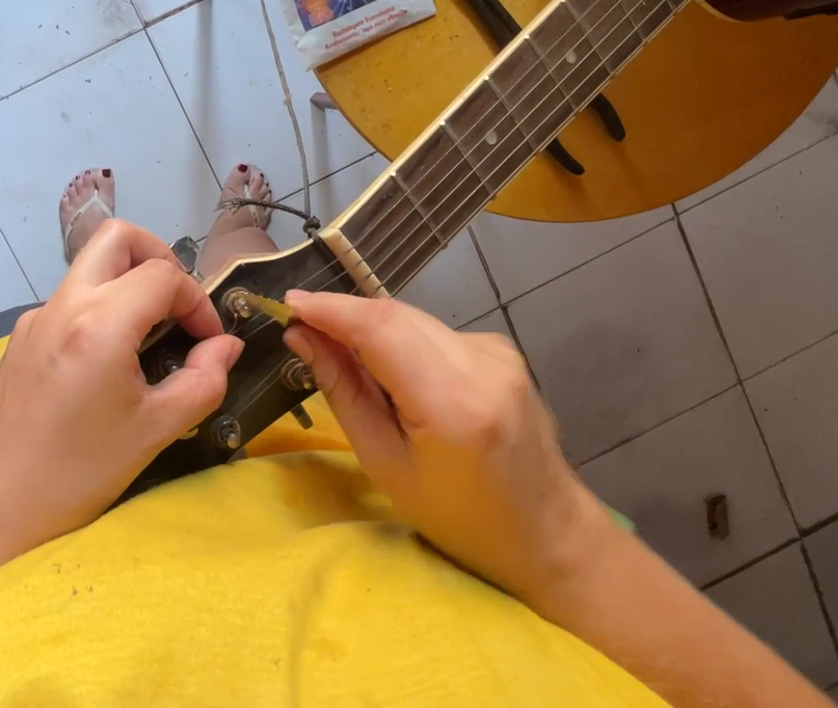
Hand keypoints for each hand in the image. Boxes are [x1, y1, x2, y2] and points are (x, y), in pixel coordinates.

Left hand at [0, 220, 242, 562]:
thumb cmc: (81, 471)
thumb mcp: (156, 430)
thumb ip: (204, 380)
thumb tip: (227, 346)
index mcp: (100, 323)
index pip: (164, 275)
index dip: (198, 301)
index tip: (208, 342)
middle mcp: (65, 304)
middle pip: (117, 237)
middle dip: (159, 257)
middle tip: (176, 306)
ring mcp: (37, 316)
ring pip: (90, 265)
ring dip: (129, 281)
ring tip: (149, 335)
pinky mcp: (22, 334)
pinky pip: (71, 298)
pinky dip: (102, 307)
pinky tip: (108, 361)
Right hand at [282, 291, 612, 604]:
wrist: (548, 534)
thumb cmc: (459, 517)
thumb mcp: (386, 463)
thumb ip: (344, 392)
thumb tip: (302, 338)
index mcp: (454, 402)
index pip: (381, 328)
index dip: (331, 309)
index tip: (288, 304)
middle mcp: (482, 363)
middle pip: (395, 315)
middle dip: (342, 315)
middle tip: (300, 328)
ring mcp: (497, 352)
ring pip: (412, 320)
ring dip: (369, 328)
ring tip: (340, 354)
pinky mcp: (501, 351)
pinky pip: (433, 332)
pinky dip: (400, 342)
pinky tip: (392, 375)